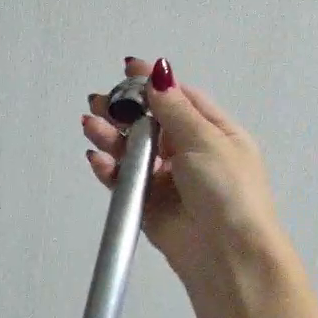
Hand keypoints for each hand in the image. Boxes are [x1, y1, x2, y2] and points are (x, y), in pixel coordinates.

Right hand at [83, 58, 285, 281]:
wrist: (223, 249)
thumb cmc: (228, 192)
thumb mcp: (204, 142)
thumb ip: (174, 109)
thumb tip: (160, 72)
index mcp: (212, 132)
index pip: (178, 99)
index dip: (153, 83)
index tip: (128, 68)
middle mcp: (187, 151)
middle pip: (148, 124)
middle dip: (123, 111)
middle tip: (97, 102)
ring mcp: (164, 177)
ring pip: (129, 151)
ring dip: (109, 137)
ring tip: (90, 126)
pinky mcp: (143, 201)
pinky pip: (120, 180)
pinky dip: (107, 169)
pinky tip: (97, 159)